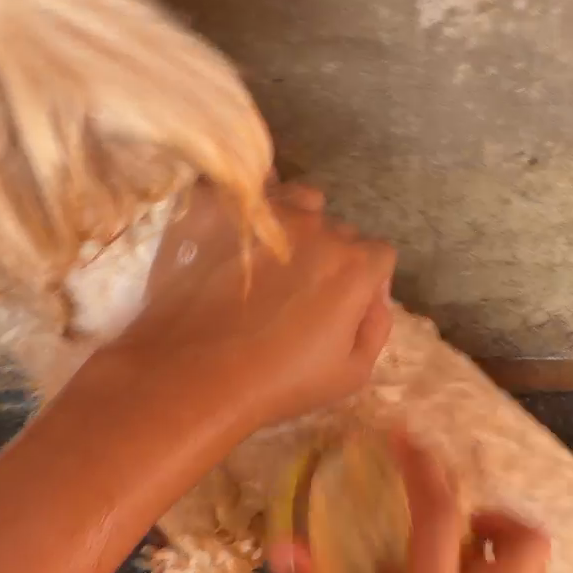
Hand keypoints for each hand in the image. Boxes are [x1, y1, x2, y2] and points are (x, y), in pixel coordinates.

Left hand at [101, 182, 396, 431]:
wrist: (192, 376)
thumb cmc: (278, 383)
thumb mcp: (351, 375)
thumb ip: (377, 328)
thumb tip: (376, 299)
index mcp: (353, 267)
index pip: (380, 256)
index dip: (368, 282)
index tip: (347, 305)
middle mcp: (315, 226)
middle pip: (338, 230)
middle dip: (331, 257)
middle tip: (303, 295)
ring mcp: (262, 211)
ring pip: (298, 201)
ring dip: (297, 225)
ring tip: (274, 260)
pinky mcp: (212, 204)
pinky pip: (244, 189)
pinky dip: (250, 204)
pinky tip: (242, 230)